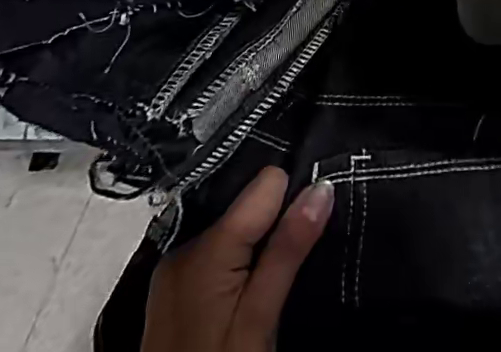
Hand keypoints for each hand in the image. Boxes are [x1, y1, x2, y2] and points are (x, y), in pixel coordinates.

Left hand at [142, 166, 334, 351]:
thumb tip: (322, 186)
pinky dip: (247, 259)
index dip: (298, 192)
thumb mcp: (260, 318)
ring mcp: (177, 272)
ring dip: (266, 241)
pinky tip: (261, 286)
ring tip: (288, 271)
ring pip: (239, 227)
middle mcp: (185, 248)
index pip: (267, 182)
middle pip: (250, 203)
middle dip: (282, 219)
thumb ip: (289, 250)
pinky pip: (223, 251)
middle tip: (308, 251)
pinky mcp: (178, 292)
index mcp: (204, 249)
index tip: (320, 216)